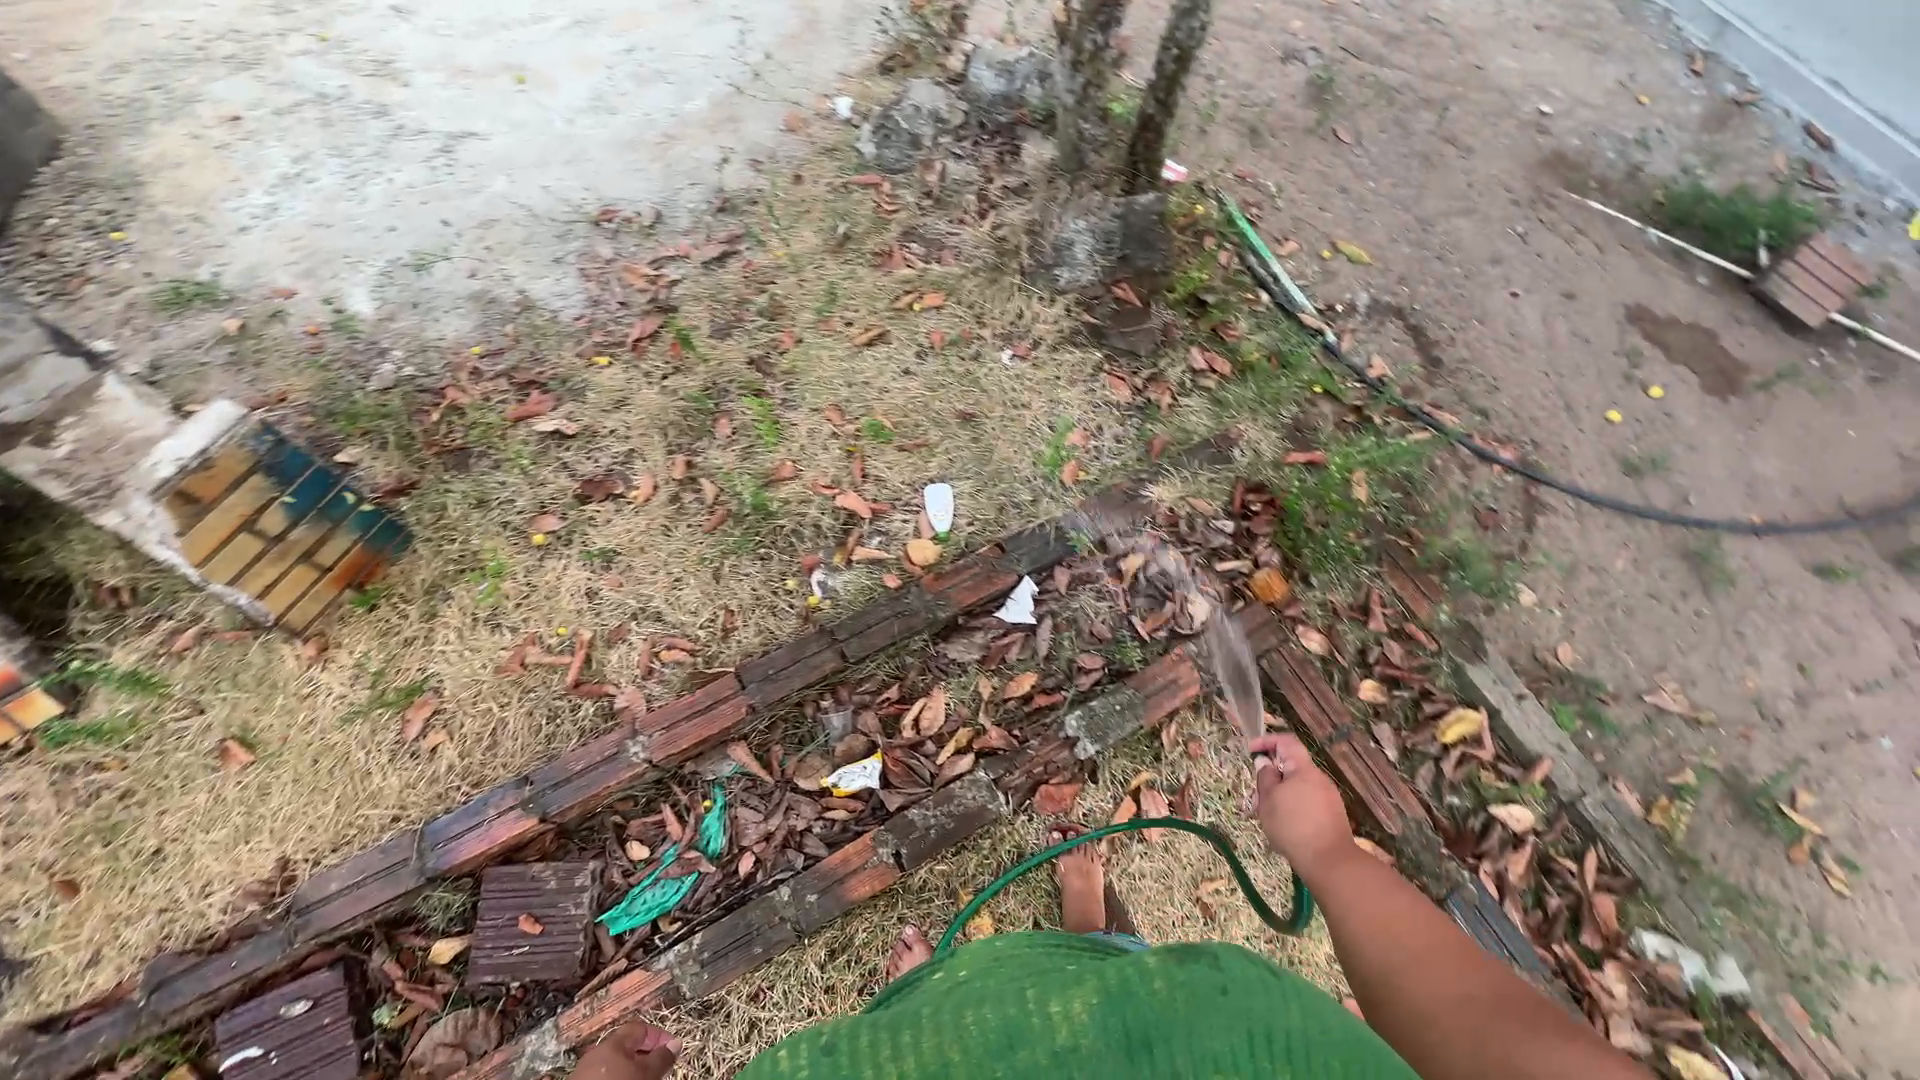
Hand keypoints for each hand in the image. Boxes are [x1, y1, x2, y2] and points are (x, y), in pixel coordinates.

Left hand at [570, 1021, 681, 1079]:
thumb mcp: (646, 1074)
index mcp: (613, 1042)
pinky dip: (617, 1076)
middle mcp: (597, 1052)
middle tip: (660, 1067)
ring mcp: (585, 1071)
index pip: (641, 1027)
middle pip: (627, 1046)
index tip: (672, 1049)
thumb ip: (662, 1057)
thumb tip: (676, 1043)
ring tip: (644, 1079)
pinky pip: (604, 1074)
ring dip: (632, 1068)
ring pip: (615, 1063)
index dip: (659, 1036)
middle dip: (646, 1054)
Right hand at [1247, 733, 1353, 875]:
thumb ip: (1265, 777)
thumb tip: (1265, 763)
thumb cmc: (1293, 826)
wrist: (1329, 861)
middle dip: (1271, 777)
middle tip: (1256, 797)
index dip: (1267, 741)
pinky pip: (1306, 802)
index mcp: (1304, 769)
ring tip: (1267, 816)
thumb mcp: (1268, 800)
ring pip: (1297, 787)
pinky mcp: (1332, 815)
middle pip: (1291, 766)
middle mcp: (1319, 778)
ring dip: (1280, 795)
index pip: (1287, 741)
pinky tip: (1284, 827)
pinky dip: (1292, 806)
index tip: (1251, 751)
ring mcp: (1328, 797)